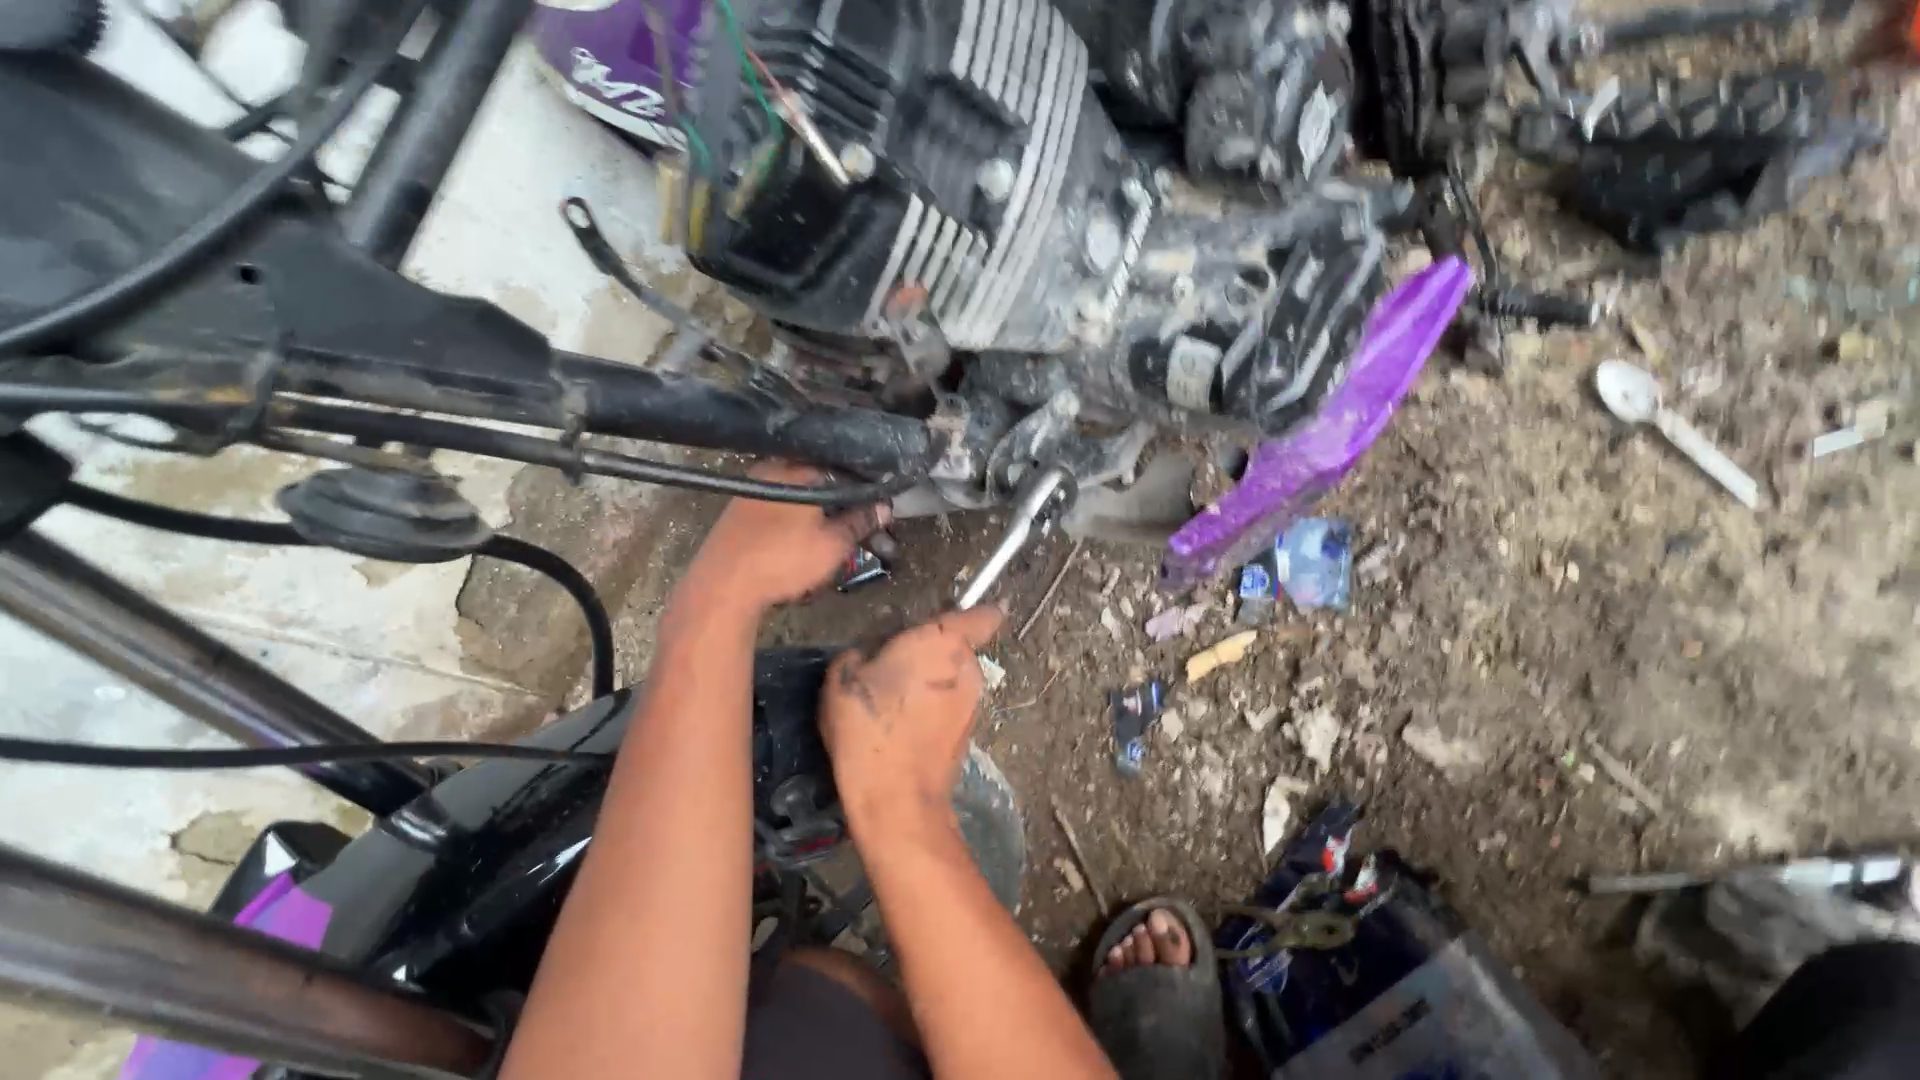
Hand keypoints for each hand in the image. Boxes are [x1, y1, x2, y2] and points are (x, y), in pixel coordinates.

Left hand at [679, 463, 888, 615]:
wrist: (724, 585)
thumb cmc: (783, 559)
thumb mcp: (833, 544)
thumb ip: (860, 522)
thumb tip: (884, 507)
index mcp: (798, 469)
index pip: (843, 470)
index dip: (864, 493)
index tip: (876, 514)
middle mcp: (772, 470)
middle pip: (818, 484)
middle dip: (839, 509)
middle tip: (855, 535)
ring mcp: (751, 490)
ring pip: (797, 499)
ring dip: (816, 519)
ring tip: (830, 546)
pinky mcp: (737, 512)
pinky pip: (776, 511)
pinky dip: (793, 524)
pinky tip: (799, 547)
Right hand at [819, 606, 1005, 832]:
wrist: (896, 799)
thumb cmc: (868, 727)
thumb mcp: (843, 676)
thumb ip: (864, 652)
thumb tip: (874, 654)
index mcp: (944, 643)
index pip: (980, 616)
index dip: (974, 613)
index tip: (959, 616)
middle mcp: (969, 668)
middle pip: (956, 648)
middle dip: (932, 652)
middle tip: (894, 666)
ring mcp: (973, 703)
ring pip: (953, 679)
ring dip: (932, 683)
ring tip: (893, 702)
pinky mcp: (969, 733)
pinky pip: (950, 706)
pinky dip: (932, 709)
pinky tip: (902, 727)